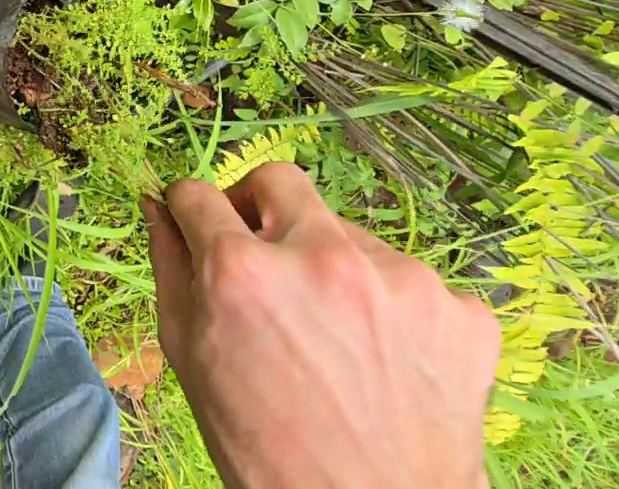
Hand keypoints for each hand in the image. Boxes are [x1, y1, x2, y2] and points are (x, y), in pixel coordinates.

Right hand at [145, 163, 500, 488]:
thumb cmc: (258, 438)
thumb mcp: (187, 349)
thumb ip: (169, 263)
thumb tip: (157, 205)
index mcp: (241, 269)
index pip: (197, 192)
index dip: (188, 210)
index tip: (196, 228)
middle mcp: (321, 257)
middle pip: (278, 179)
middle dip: (255, 204)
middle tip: (259, 253)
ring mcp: (401, 280)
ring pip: (345, 233)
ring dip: (326, 263)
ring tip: (330, 330)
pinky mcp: (462, 311)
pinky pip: (405, 278)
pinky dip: (384, 303)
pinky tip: (380, 354)